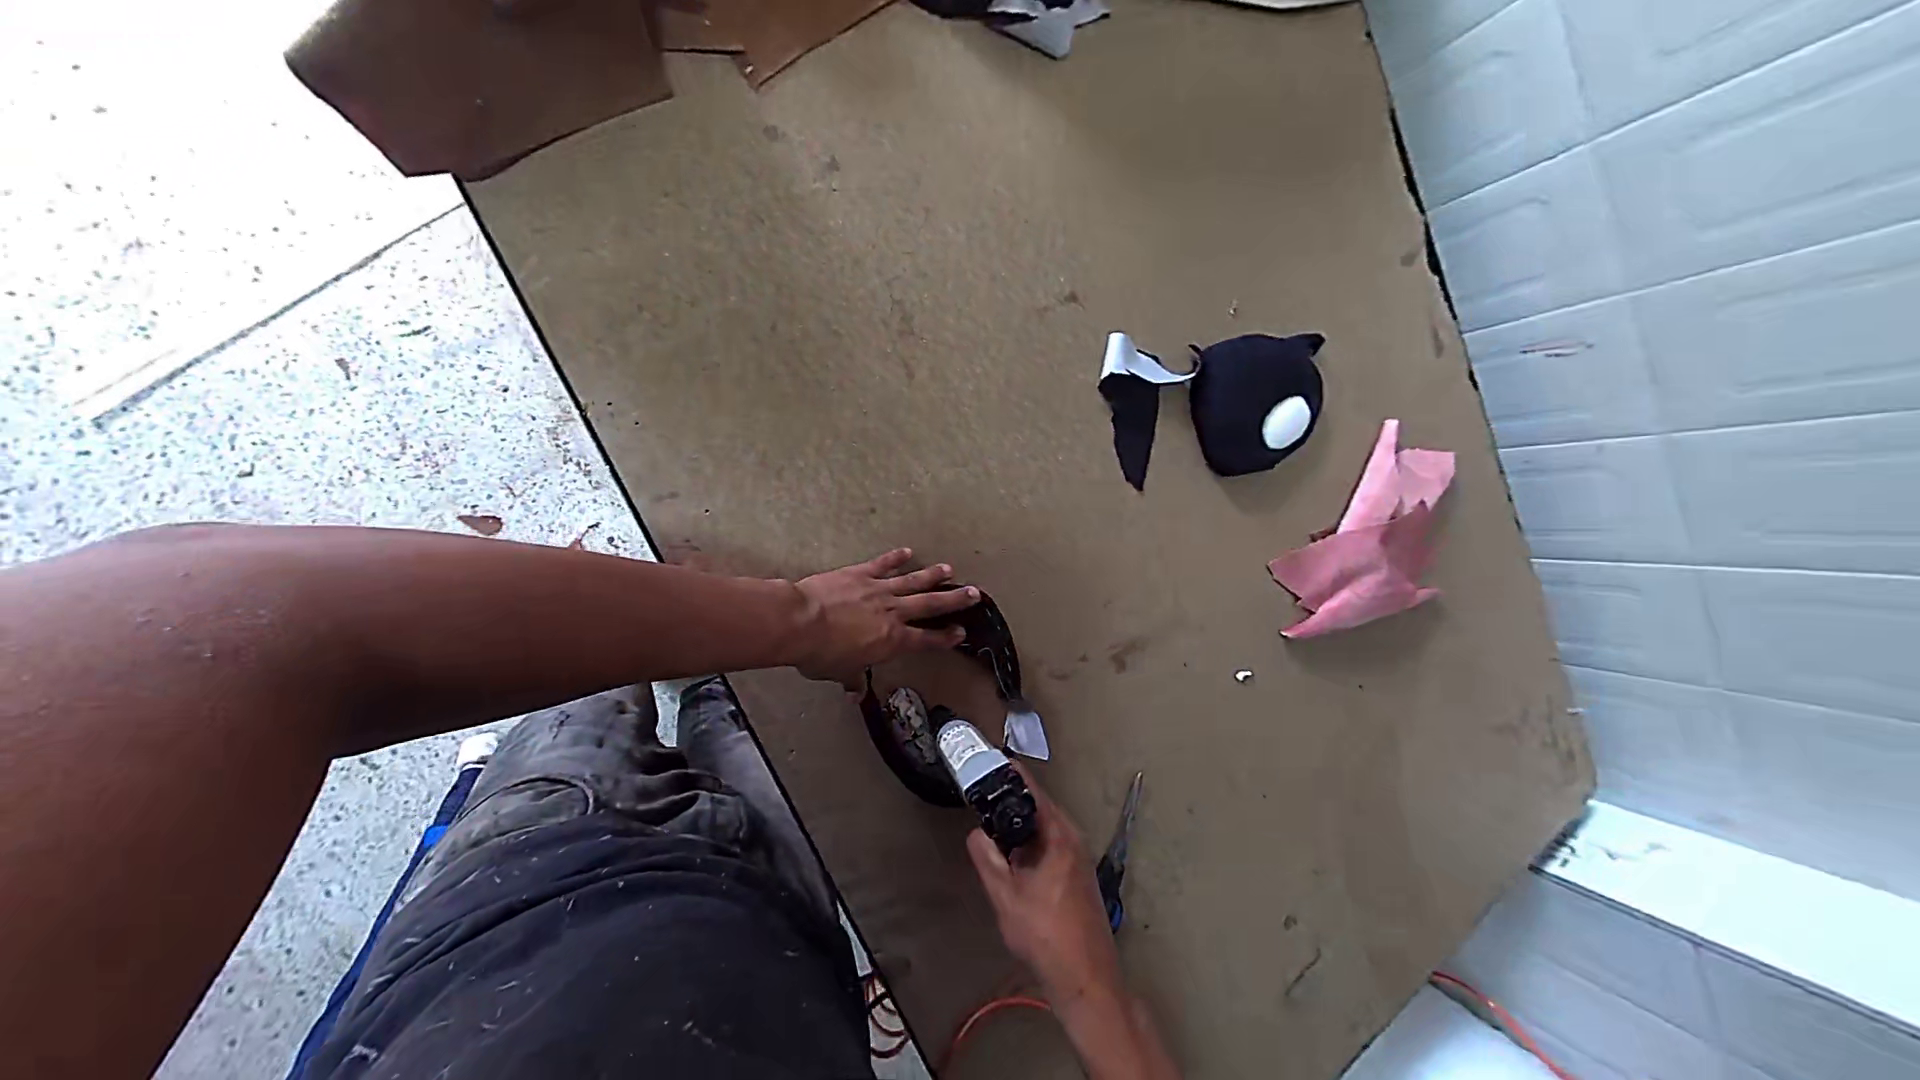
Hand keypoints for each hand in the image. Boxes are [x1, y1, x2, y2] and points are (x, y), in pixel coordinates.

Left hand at [791, 548, 979, 689]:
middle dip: (954, 599)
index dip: (945, 637)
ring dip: (932, 575)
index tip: (960, 633)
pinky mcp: (861, 574)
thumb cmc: (820, 653)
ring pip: (913, 581)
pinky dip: (895, 557)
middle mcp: (893, 613)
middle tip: (973, 593)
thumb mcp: (839, 672)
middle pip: (930, 605)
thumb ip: (852, 679)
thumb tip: (855, 694)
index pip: (925, 640)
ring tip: (948, 569)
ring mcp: (878, 590)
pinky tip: (907, 551)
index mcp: (892, 641)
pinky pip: (883, 564)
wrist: (801, 622)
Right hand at [966, 765, 1123, 1007]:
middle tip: (985, 796)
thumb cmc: (1048, 936)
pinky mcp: (1077, 875)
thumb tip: (976, 833)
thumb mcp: (1005, 895)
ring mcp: (1078, 858)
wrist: (1085, 978)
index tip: (993, 760)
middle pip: (1039, 808)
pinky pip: (1050, 846)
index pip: (1033, 790)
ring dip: (1020, 828)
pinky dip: (1030, 845)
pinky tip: (1014, 862)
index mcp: (1059, 835)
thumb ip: (987, 858)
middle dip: (1011, 803)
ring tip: (993, 830)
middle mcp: (1073, 839)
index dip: (1011, 774)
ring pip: (1044, 829)